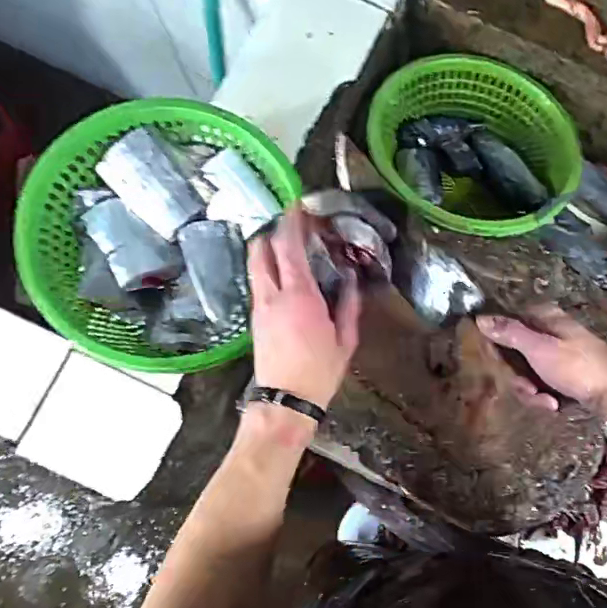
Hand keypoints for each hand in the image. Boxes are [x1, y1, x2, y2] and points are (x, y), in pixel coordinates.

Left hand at [248, 207, 360, 408]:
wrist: (285, 401)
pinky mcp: (254, 319)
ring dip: (267, 250)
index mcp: (299, 296)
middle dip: (272, 231)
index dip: (290, 222)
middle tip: (291, 226)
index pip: (287, 247)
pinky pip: (258, 283)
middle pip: (260, 248)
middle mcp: (272, 295)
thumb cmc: (319, 372)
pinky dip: (267, 270)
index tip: (297, 206)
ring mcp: (259, 306)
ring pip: (255, 265)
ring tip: (287, 249)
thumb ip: (349, 306)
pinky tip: (283, 277)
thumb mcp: (345, 341)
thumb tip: (351, 280)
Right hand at [474, 305, 606, 414]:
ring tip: (549, 402)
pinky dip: (545, 396)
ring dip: (532, 393)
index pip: (505, 327)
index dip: (497, 349)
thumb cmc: (579, 367)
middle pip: (514, 356)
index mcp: (544, 319)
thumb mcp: (540, 349)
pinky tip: (556, 404)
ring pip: (527, 375)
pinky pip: (542, 386)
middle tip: (530, 391)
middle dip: (519, 380)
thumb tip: (480, 317)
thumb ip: (510, 333)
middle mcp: (549, 334)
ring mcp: (557, 356)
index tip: (497, 367)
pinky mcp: (564, 376)